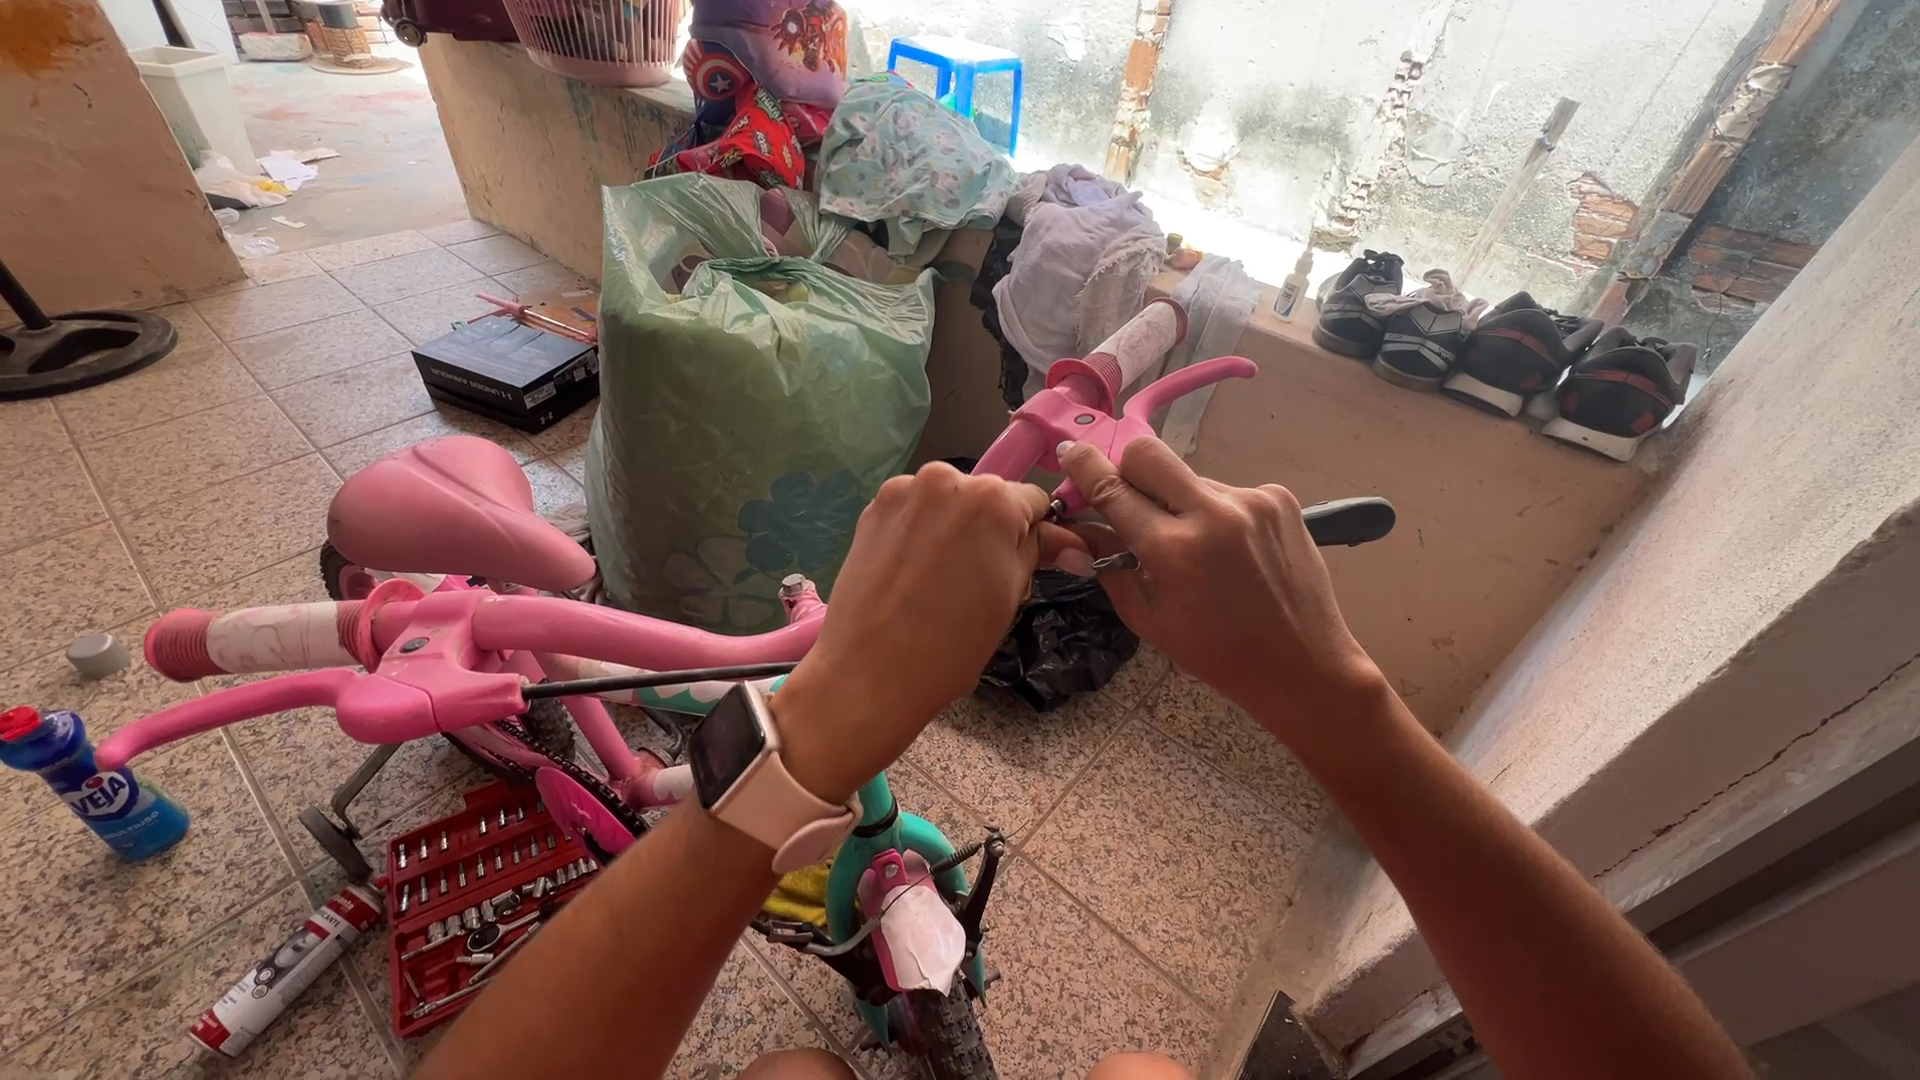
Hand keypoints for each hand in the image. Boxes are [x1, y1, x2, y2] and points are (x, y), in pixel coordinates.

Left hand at [774, 462, 1082, 802]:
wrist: (870, 673)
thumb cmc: (953, 643)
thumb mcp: (1010, 596)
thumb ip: (1037, 552)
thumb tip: (1070, 541)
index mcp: (993, 499)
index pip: (1034, 501)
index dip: (1034, 532)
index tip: (1022, 562)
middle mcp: (947, 479)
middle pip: (987, 496)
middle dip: (990, 527)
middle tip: (978, 577)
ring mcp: (904, 491)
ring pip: (947, 501)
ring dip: (953, 526)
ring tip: (939, 576)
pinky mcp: (872, 508)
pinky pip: (913, 510)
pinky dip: (920, 530)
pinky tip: (911, 569)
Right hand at [1056, 438, 1383, 742]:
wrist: (1302, 665)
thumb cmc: (1215, 654)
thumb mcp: (1148, 620)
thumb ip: (1110, 567)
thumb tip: (1082, 529)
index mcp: (1173, 550)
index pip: (1113, 489)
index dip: (1084, 466)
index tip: (1069, 452)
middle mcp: (1213, 513)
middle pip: (1149, 454)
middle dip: (1128, 468)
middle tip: (1129, 498)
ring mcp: (1251, 500)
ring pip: (1189, 477)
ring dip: (1177, 501)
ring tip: (1197, 547)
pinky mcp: (1279, 499)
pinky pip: (1225, 490)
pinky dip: (1214, 512)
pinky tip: (1229, 549)